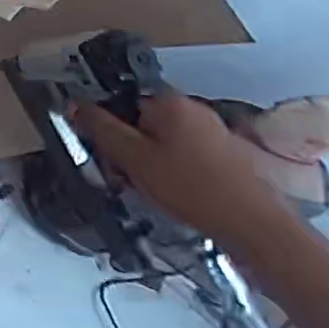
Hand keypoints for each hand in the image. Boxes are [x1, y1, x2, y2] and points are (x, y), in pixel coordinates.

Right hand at [71, 94, 299, 246]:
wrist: (254, 225)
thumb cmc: (190, 188)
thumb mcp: (134, 159)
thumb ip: (101, 129)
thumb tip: (74, 104)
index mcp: (169, 101)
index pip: (121, 104)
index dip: (109, 131)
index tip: (109, 158)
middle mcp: (193, 108)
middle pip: (143, 122)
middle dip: (130, 149)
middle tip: (127, 178)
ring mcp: (214, 130)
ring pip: (164, 141)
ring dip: (150, 162)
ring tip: (152, 191)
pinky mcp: (228, 154)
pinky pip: (187, 155)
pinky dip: (175, 171)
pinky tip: (178, 195)